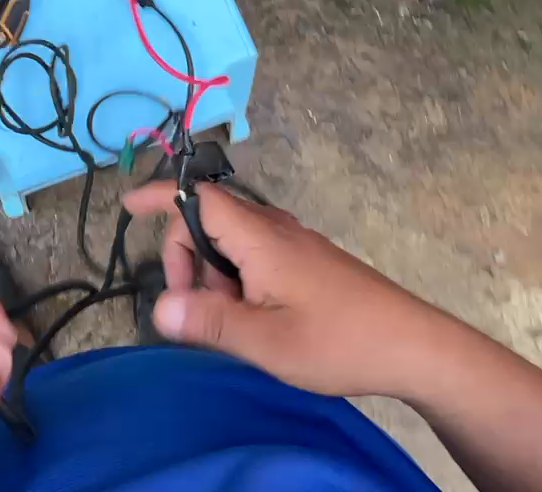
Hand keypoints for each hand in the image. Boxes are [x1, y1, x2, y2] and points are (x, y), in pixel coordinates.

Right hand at [122, 182, 454, 399]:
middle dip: (186, 260)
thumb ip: (209, 321)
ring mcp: (291, 241)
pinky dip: (236, 278)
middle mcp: (272, 227)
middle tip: (196, 312)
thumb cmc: (338, 340)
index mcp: (258, 235)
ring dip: (213, 275)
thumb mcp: (267, 341)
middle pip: (206, 222)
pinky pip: (252, 253)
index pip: (196, 196)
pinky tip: (255, 317)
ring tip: (236, 324)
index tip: (126, 205)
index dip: (159, 196)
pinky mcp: (304, 258)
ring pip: (229, 241)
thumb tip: (158, 307)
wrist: (414, 346)